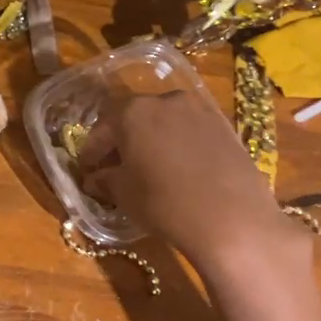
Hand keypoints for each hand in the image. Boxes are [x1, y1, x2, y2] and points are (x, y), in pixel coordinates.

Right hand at [77, 88, 303, 274]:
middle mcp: (166, 100)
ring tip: (149, 167)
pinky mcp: (226, 126)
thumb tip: (95, 178)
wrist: (233, 220)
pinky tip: (178, 168)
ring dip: (152, 140)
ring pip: (165, 121)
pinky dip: (179, 144)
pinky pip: (191, 130)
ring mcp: (200, 110)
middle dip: (122, 141)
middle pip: (134, 118)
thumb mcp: (124, 193)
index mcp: (133, 111)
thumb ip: (105, 179)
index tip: (87, 169)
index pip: (102, 129)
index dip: (91, 152)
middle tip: (115, 167)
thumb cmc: (164, 203)